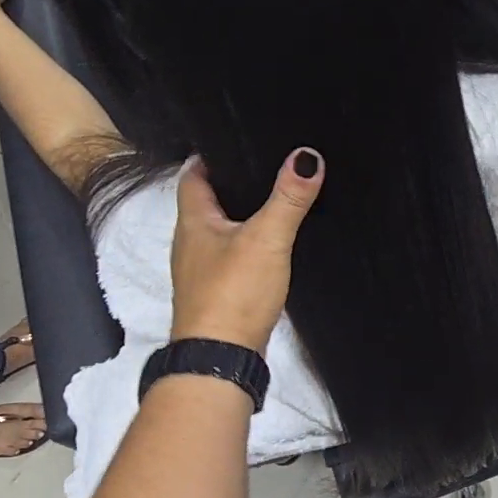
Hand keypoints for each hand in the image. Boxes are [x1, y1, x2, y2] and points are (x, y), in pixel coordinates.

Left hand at [170, 149, 324, 350]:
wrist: (221, 357)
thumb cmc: (234, 292)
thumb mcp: (267, 239)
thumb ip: (288, 199)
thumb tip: (306, 156)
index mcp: (193, 221)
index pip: (194, 175)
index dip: (212, 155)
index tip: (239, 141)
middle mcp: (191, 243)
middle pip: (208, 203)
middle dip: (233, 185)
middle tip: (267, 167)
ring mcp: (203, 272)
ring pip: (222, 233)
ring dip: (243, 219)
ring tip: (275, 202)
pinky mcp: (220, 295)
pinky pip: (233, 260)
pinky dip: (250, 248)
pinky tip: (273, 249)